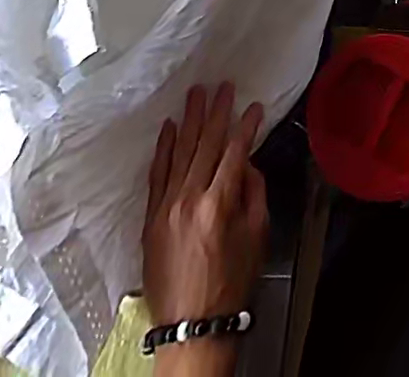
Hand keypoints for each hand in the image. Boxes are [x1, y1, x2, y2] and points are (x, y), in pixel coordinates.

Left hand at [143, 84, 268, 331]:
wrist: (192, 323)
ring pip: (180, 153)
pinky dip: (164, 149)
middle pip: (206, 144)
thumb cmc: (233, 278)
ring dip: (190, 120)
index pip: (235, 151)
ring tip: (196, 94)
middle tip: (223, 86)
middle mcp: (190, 198)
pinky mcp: (150, 217)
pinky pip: (157, 175)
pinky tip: (170, 127)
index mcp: (220, 202)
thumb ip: (253, 192)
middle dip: (217, 112)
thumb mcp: (257, 233)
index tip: (255, 106)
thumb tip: (247, 164)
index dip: (247, 126)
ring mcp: (166, 206)